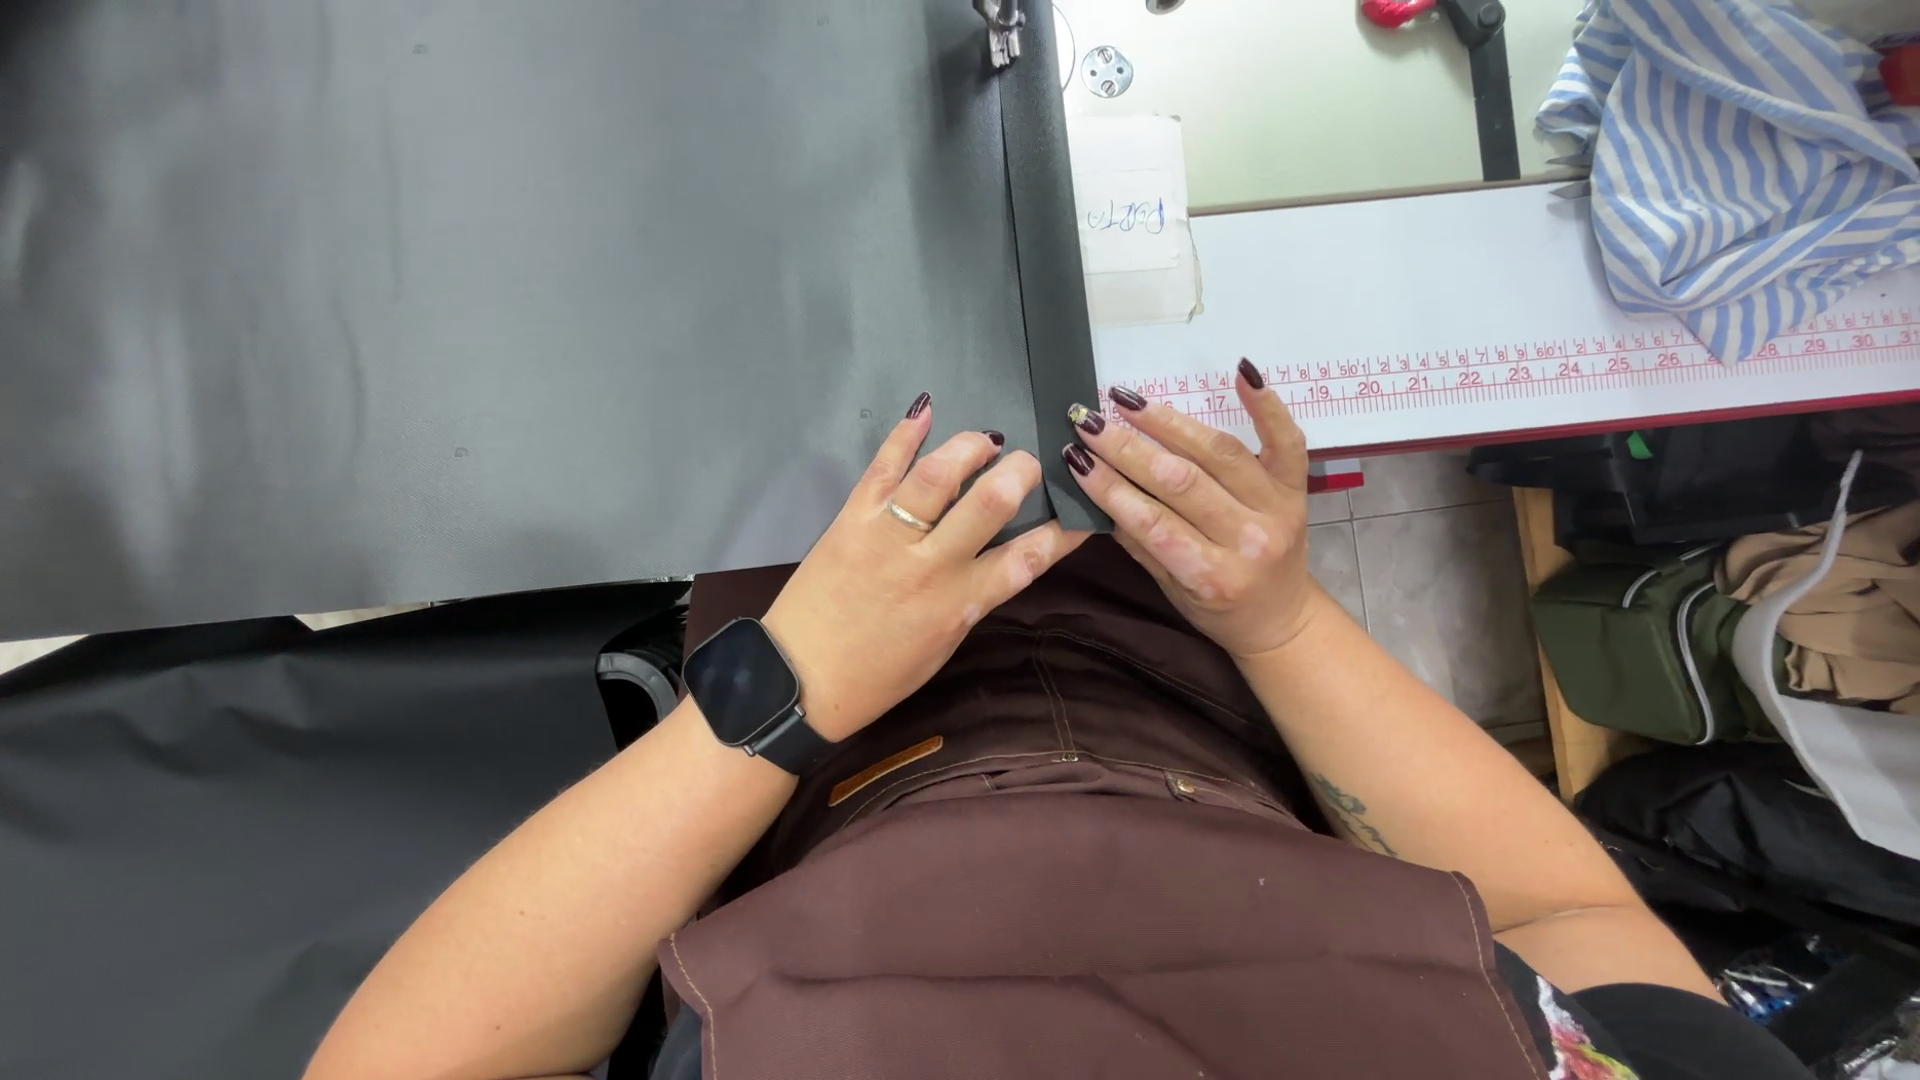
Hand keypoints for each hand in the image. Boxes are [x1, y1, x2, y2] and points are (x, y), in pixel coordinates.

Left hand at [762, 394, 1086, 740]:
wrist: (800, 682)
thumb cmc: (878, 676)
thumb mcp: (942, 646)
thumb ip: (975, 598)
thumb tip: (1005, 561)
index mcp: (960, 604)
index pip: (1027, 557)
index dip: (1063, 532)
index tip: (1081, 513)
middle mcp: (931, 564)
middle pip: (990, 503)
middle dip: (1021, 473)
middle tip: (1029, 464)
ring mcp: (888, 535)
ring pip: (938, 476)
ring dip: (971, 447)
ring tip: (987, 441)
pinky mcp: (851, 519)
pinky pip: (881, 468)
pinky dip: (904, 435)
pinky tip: (925, 410)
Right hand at [1060, 362, 1321, 660]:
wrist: (1282, 619)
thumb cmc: (1217, 610)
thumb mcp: (1170, 588)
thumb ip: (1139, 541)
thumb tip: (1095, 489)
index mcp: (1213, 575)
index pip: (1152, 522)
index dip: (1110, 487)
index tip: (1075, 456)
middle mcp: (1249, 539)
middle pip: (1181, 482)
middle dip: (1127, 449)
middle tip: (1089, 423)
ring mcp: (1278, 508)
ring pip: (1219, 452)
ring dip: (1169, 421)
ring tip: (1128, 401)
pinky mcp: (1297, 487)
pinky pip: (1287, 439)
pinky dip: (1266, 404)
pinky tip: (1241, 371)